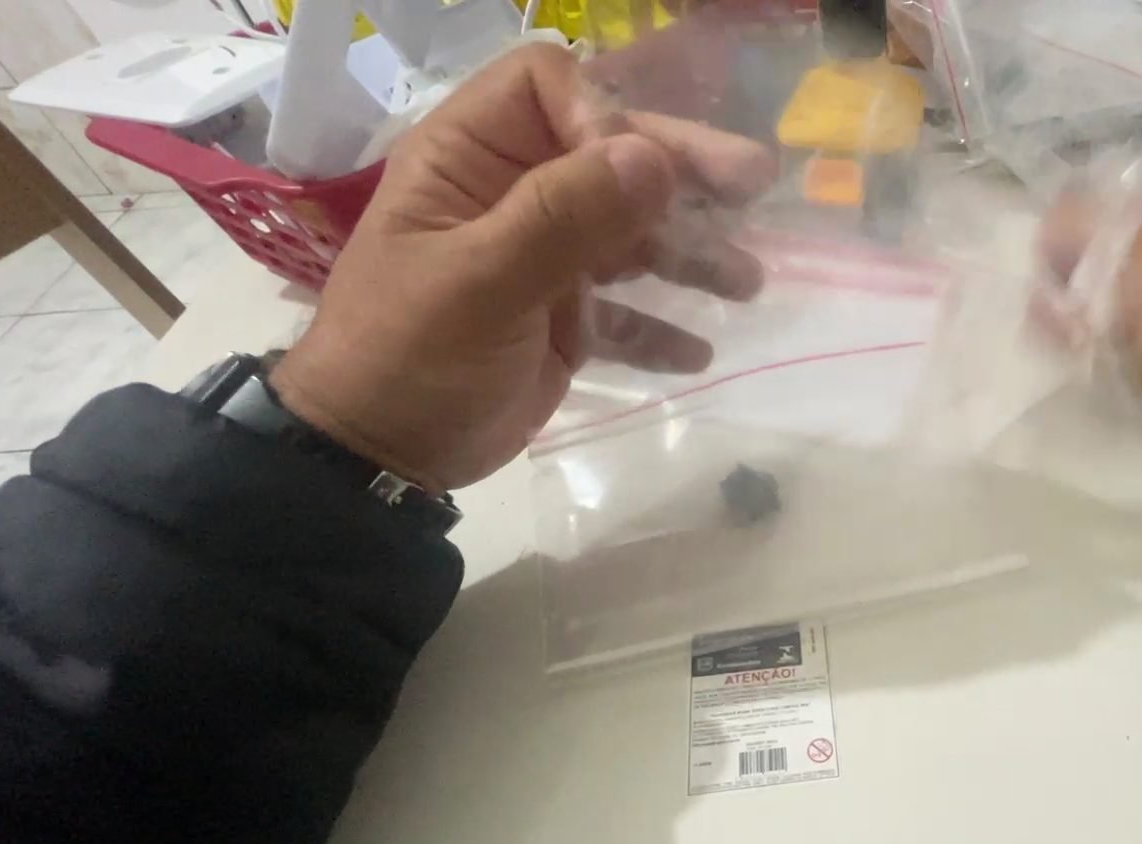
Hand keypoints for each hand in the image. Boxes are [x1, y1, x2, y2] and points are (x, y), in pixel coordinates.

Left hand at [272, 44, 777, 491]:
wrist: (387, 454)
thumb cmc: (415, 358)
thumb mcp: (483, 284)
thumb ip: (565, 218)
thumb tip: (655, 159)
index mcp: (472, 162)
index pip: (550, 91)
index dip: (606, 117)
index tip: (649, 175)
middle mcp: (515, 199)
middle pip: (608, 159)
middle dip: (681, 174)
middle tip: (754, 185)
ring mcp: (545, 263)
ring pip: (630, 238)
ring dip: (689, 255)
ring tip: (746, 283)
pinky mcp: (566, 323)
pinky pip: (626, 313)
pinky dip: (662, 329)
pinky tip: (698, 354)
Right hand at [1041, 191, 1141, 429]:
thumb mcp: (1131, 367)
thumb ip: (1079, 336)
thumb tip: (1043, 315)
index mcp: (1130, 232)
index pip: (1058, 225)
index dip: (1048, 269)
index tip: (1061, 314)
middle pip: (1106, 226)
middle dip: (1092, 272)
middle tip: (1101, 326)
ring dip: (1137, 272)